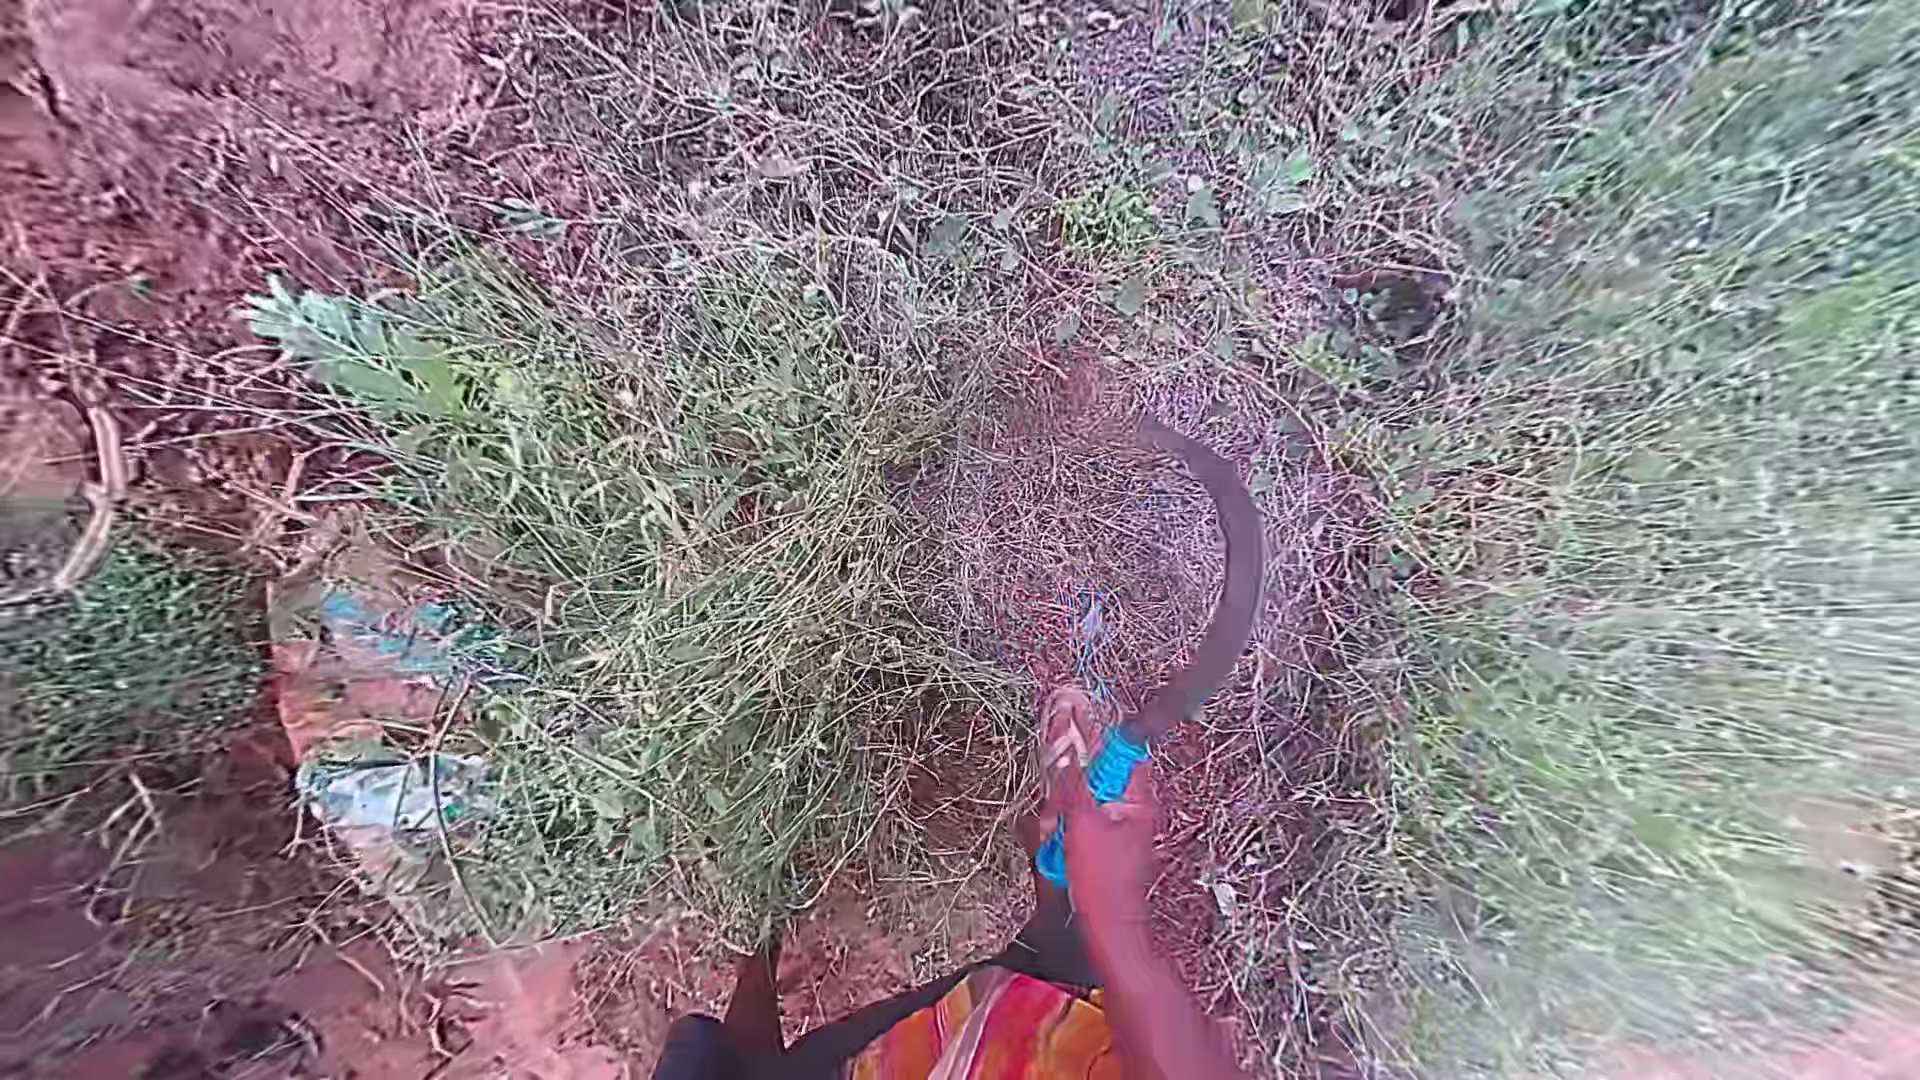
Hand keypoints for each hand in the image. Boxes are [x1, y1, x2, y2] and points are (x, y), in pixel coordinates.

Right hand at [1057, 751, 1158, 946]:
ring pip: (1092, 797)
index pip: (1126, 754)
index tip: (1082, 720)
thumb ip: (1074, 785)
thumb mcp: (1082, 824)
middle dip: (1078, 777)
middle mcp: (1134, 810)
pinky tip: (1060, 837)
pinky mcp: (1110, 842)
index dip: (1104, 736)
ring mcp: (1123, 827)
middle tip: (1061, 784)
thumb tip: (1070, 753)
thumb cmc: (1102, 880)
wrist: (1108, 927)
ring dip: (1071, 803)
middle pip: (1104, 774)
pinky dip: (1072, 821)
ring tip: (1059, 824)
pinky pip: (1088, 818)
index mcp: (1136, 801)